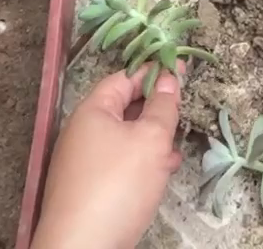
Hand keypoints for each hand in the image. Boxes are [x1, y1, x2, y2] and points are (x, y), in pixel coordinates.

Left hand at [30, 67, 181, 248]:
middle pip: (123, 108)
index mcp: (92, 111)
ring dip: (150, 140)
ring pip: (123, 139)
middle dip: (154, 109)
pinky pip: (116, 165)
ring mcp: (81, 164)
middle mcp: (81, 133)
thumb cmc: (117, 186)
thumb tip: (168, 78)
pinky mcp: (85, 191)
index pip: (126, 78)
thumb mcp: (151, 139)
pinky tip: (159, 175)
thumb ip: (163, 105)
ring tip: (174, 149)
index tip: (182, 70)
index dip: (154, 72)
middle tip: (180, 111)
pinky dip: (139, 163)